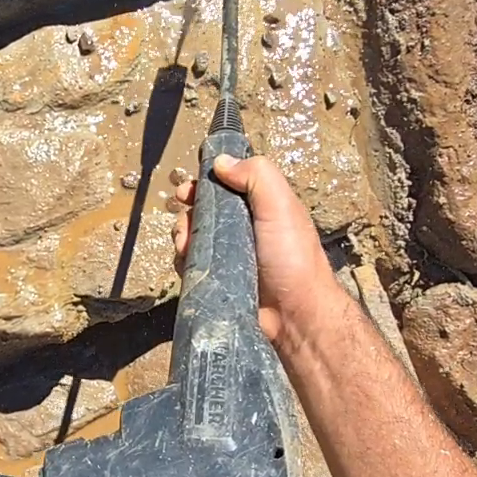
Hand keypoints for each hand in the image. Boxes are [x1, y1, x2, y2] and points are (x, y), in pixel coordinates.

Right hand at [172, 154, 336, 346]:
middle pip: (202, 211)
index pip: (225, 186)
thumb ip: (257, 176)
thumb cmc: (293, 258)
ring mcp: (229, 255)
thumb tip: (221, 161)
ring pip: (192, 237)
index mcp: (260, 207)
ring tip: (186, 248)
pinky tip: (187, 265)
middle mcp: (243, 229)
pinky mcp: (218, 279)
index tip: (188, 190)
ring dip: (182, 238)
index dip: (204, 184)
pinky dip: (184, 262)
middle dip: (188, 213)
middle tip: (185, 224)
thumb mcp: (280, 206)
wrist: (294, 315)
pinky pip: (191, 265)